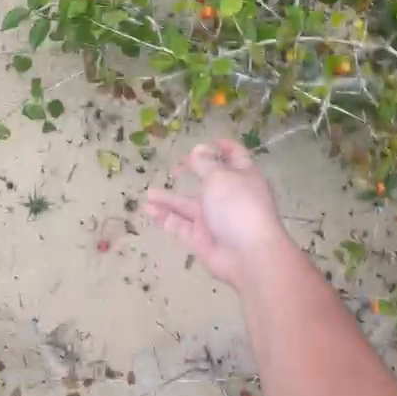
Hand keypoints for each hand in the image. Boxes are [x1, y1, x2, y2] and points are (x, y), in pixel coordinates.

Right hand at [145, 140, 293, 289]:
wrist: (248, 255)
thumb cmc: (238, 206)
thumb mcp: (220, 177)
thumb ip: (205, 163)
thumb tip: (199, 150)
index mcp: (242, 177)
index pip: (235, 157)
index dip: (224, 147)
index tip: (211, 140)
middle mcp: (228, 197)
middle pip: (208, 182)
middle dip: (192, 174)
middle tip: (174, 169)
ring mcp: (214, 220)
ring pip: (189, 206)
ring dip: (169, 200)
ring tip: (149, 193)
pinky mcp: (201, 240)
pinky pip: (180, 226)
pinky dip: (165, 218)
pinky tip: (148, 210)